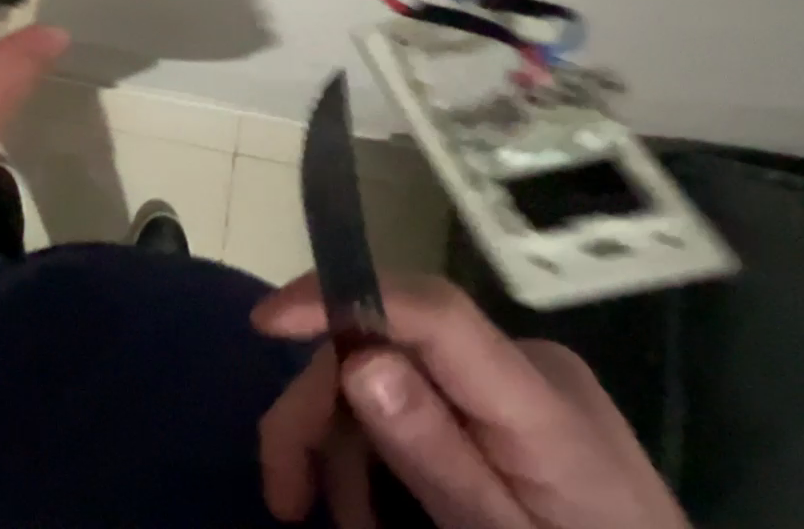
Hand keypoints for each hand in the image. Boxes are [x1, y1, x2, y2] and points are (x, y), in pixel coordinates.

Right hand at [253, 272, 688, 528]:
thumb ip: (440, 456)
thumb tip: (357, 362)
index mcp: (540, 399)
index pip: (431, 312)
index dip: (337, 297)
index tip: (263, 324)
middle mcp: (520, 363)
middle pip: (379, 353)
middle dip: (318, 417)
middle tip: (285, 496)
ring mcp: (509, 377)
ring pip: (376, 376)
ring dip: (338, 444)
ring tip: (334, 517)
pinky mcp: (496, 397)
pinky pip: (404, 395)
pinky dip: (368, 446)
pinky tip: (363, 499)